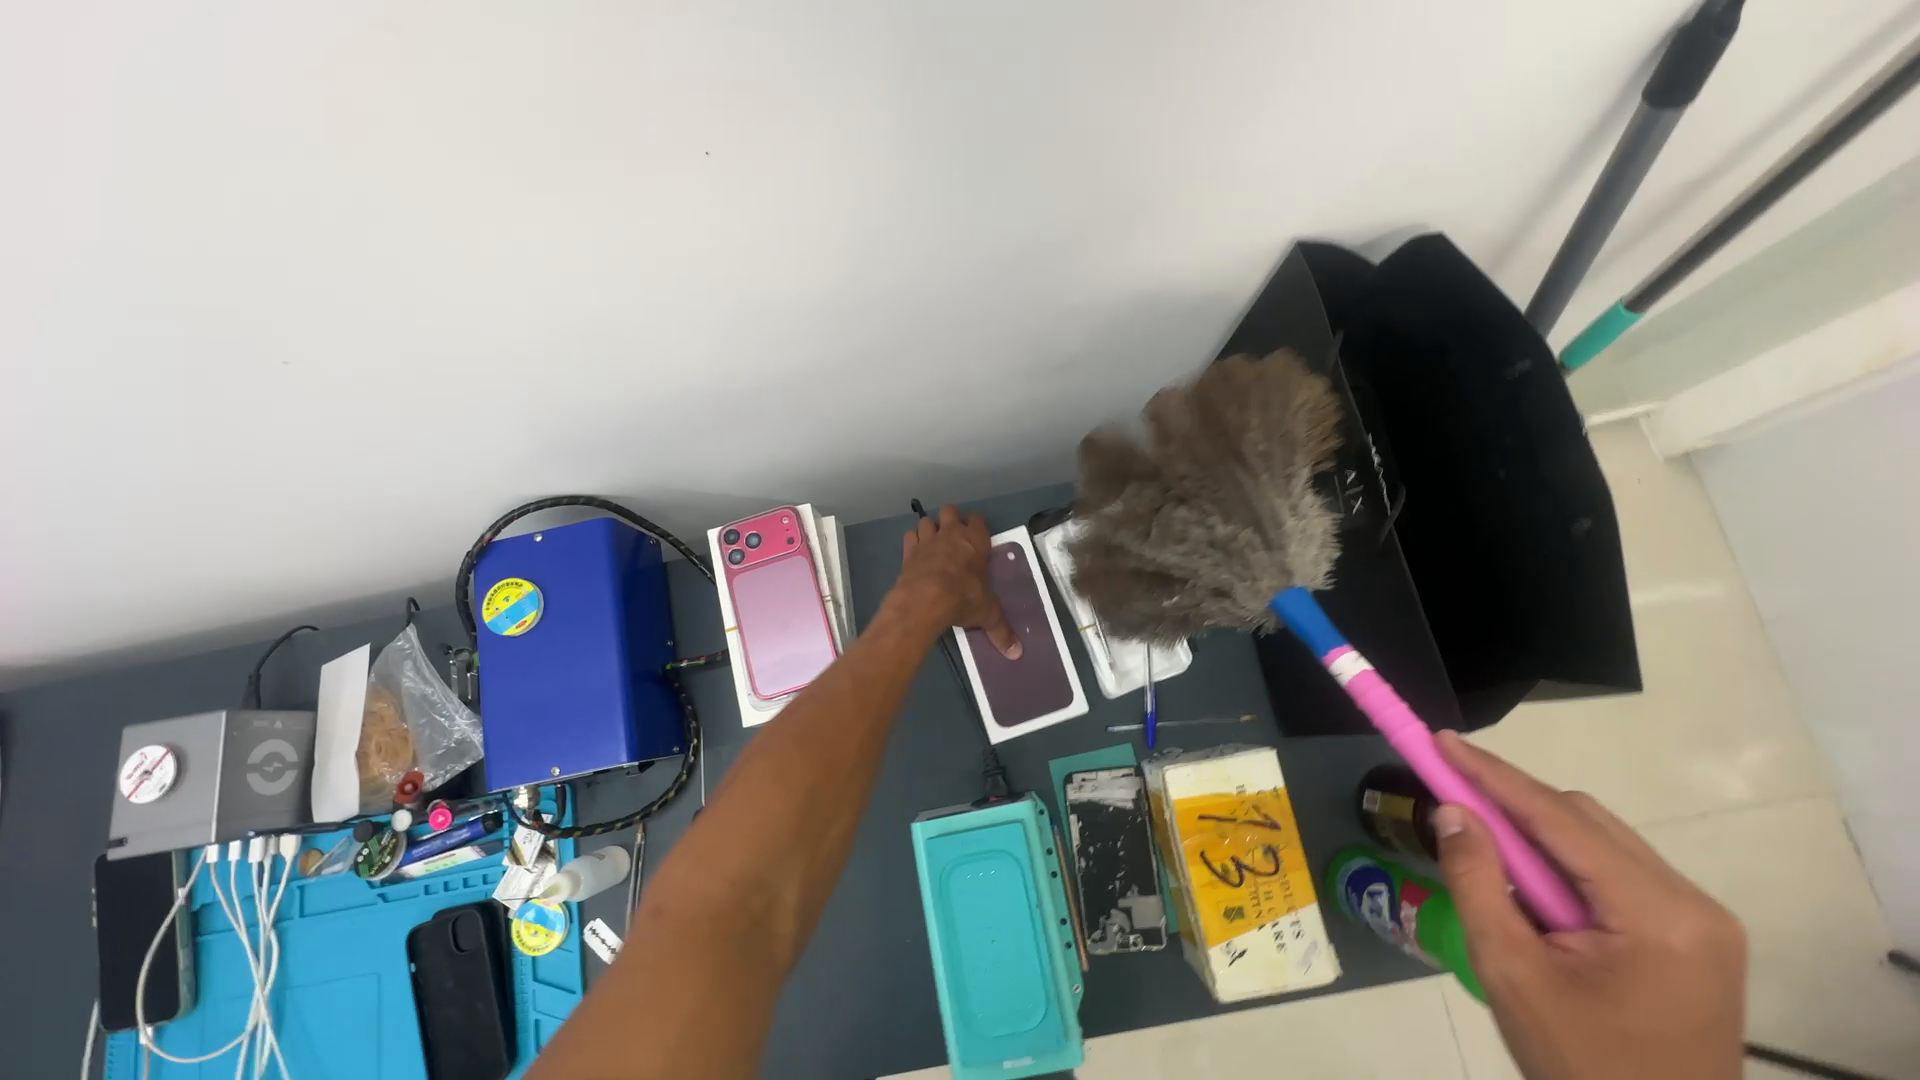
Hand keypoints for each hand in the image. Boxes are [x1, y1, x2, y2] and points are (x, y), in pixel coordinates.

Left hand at [893, 504, 1020, 658]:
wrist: (926, 599)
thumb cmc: (964, 598)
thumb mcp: (988, 614)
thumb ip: (1001, 630)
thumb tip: (1016, 653)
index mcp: (976, 542)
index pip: (979, 520)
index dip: (978, 524)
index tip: (978, 534)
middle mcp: (952, 534)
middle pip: (950, 511)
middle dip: (951, 519)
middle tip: (954, 537)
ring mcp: (928, 540)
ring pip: (927, 521)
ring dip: (929, 529)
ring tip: (933, 543)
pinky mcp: (909, 552)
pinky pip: (909, 537)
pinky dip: (912, 541)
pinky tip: (915, 553)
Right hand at [1432, 732, 1745, 1079]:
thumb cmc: (1577, 1060)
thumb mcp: (1509, 970)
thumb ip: (1476, 880)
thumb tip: (1452, 811)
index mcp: (1658, 913)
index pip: (1559, 818)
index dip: (1493, 774)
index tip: (1441, 740)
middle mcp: (1692, 903)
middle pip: (1584, 821)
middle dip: (1512, 804)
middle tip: (1448, 795)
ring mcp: (1700, 921)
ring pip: (1598, 842)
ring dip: (1535, 836)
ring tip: (1481, 846)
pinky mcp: (1693, 938)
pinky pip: (1614, 873)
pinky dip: (1561, 866)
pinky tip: (1526, 886)